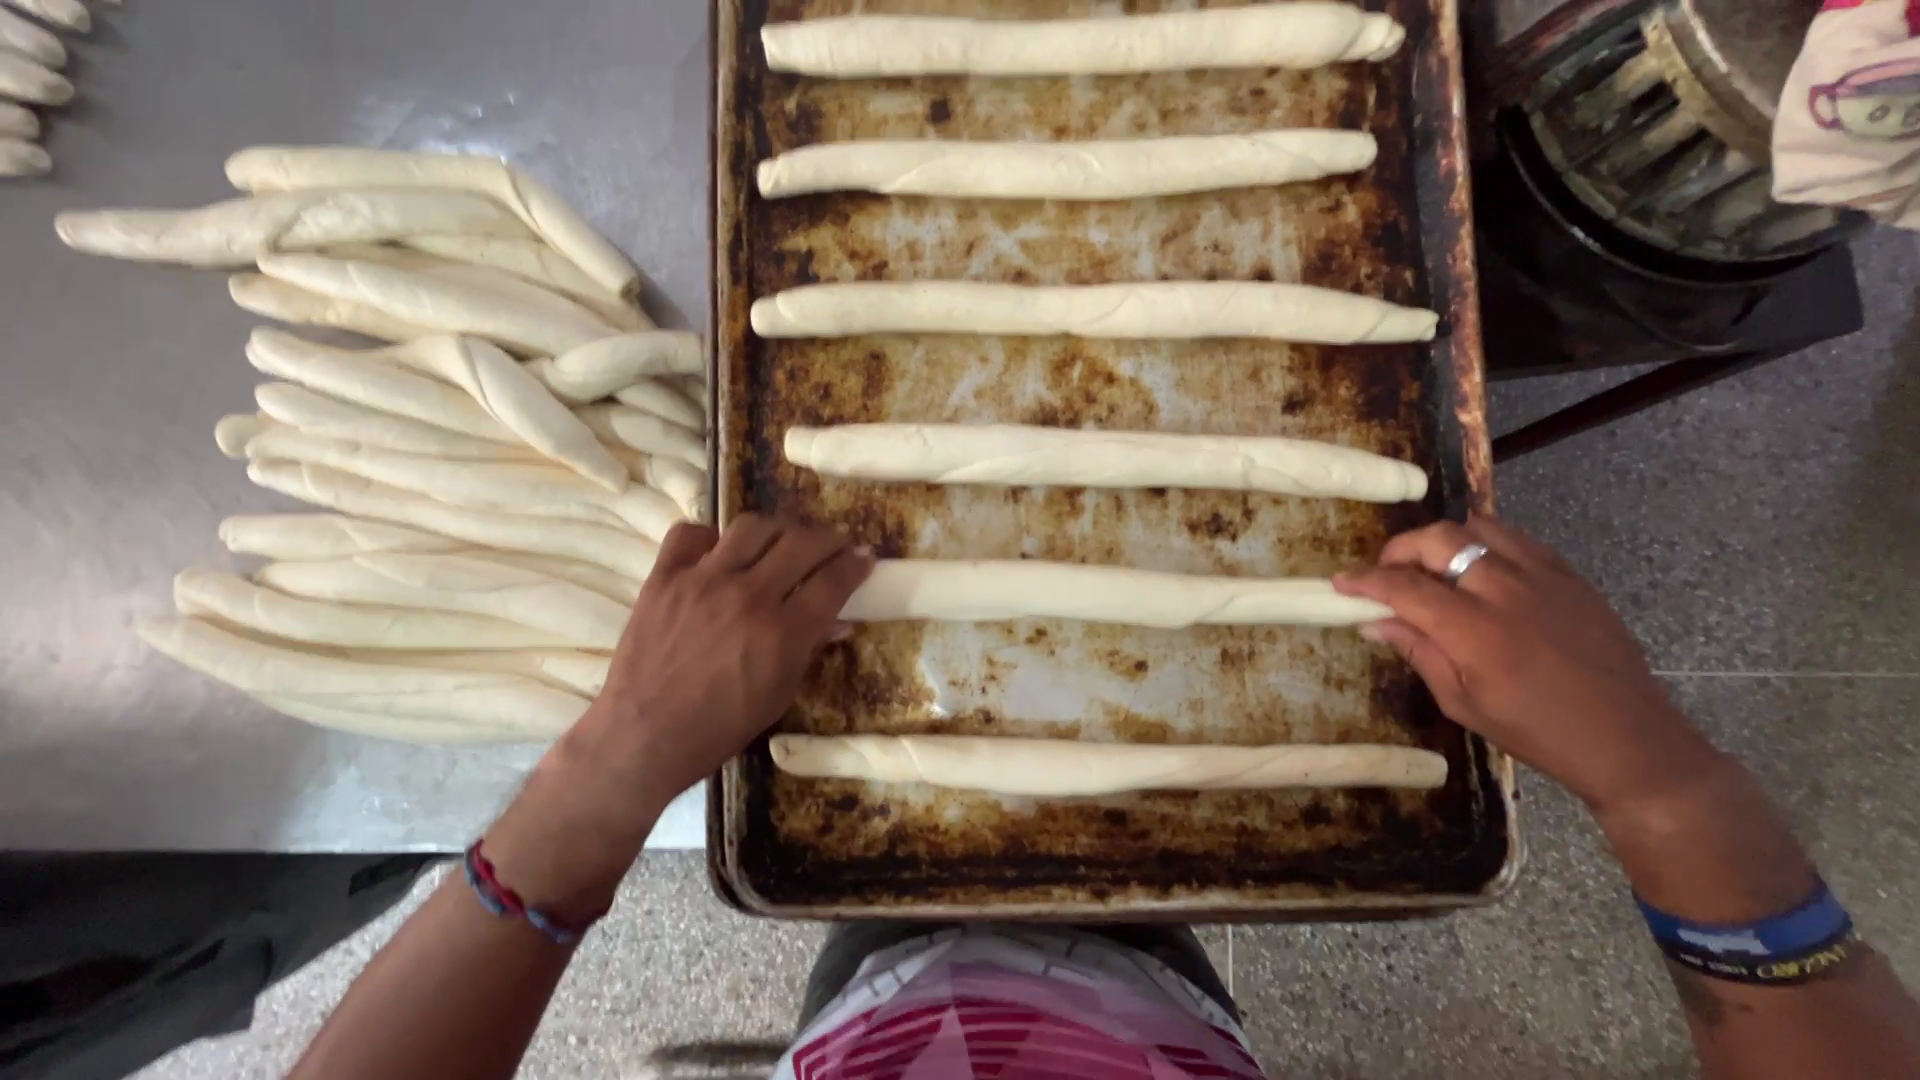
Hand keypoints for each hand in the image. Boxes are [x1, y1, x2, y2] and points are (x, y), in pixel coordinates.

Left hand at [580, 514, 875, 800]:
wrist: (644, 736)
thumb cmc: (721, 727)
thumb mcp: (779, 694)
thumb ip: (809, 650)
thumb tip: (841, 621)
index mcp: (783, 632)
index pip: (833, 580)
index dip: (856, 564)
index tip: (865, 557)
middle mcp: (748, 595)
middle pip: (802, 542)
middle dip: (828, 539)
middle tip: (833, 546)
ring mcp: (702, 581)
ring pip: (752, 527)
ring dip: (778, 529)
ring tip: (782, 541)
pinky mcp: (664, 578)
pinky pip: (691, 534)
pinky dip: (710, 537)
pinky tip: (720, 552)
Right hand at [1334, 515, 1717, 811]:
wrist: (1629, 740)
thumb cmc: (1536, 731)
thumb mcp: (1462, 702)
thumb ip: (1418, 652)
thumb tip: (1373, 622)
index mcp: (1475, 630)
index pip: (1403, 587)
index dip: (1365, 581)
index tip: (1341, 583)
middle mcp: (1507, 590)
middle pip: (1438, 540)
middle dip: (1400, 550)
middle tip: (1387, 573)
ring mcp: (1545, 577)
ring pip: (1479, 527)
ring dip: (1444, 541)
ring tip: (1434, 567)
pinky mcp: (1571, 576)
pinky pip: (1518, 539)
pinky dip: (1486, 544)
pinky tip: (1480, 571)